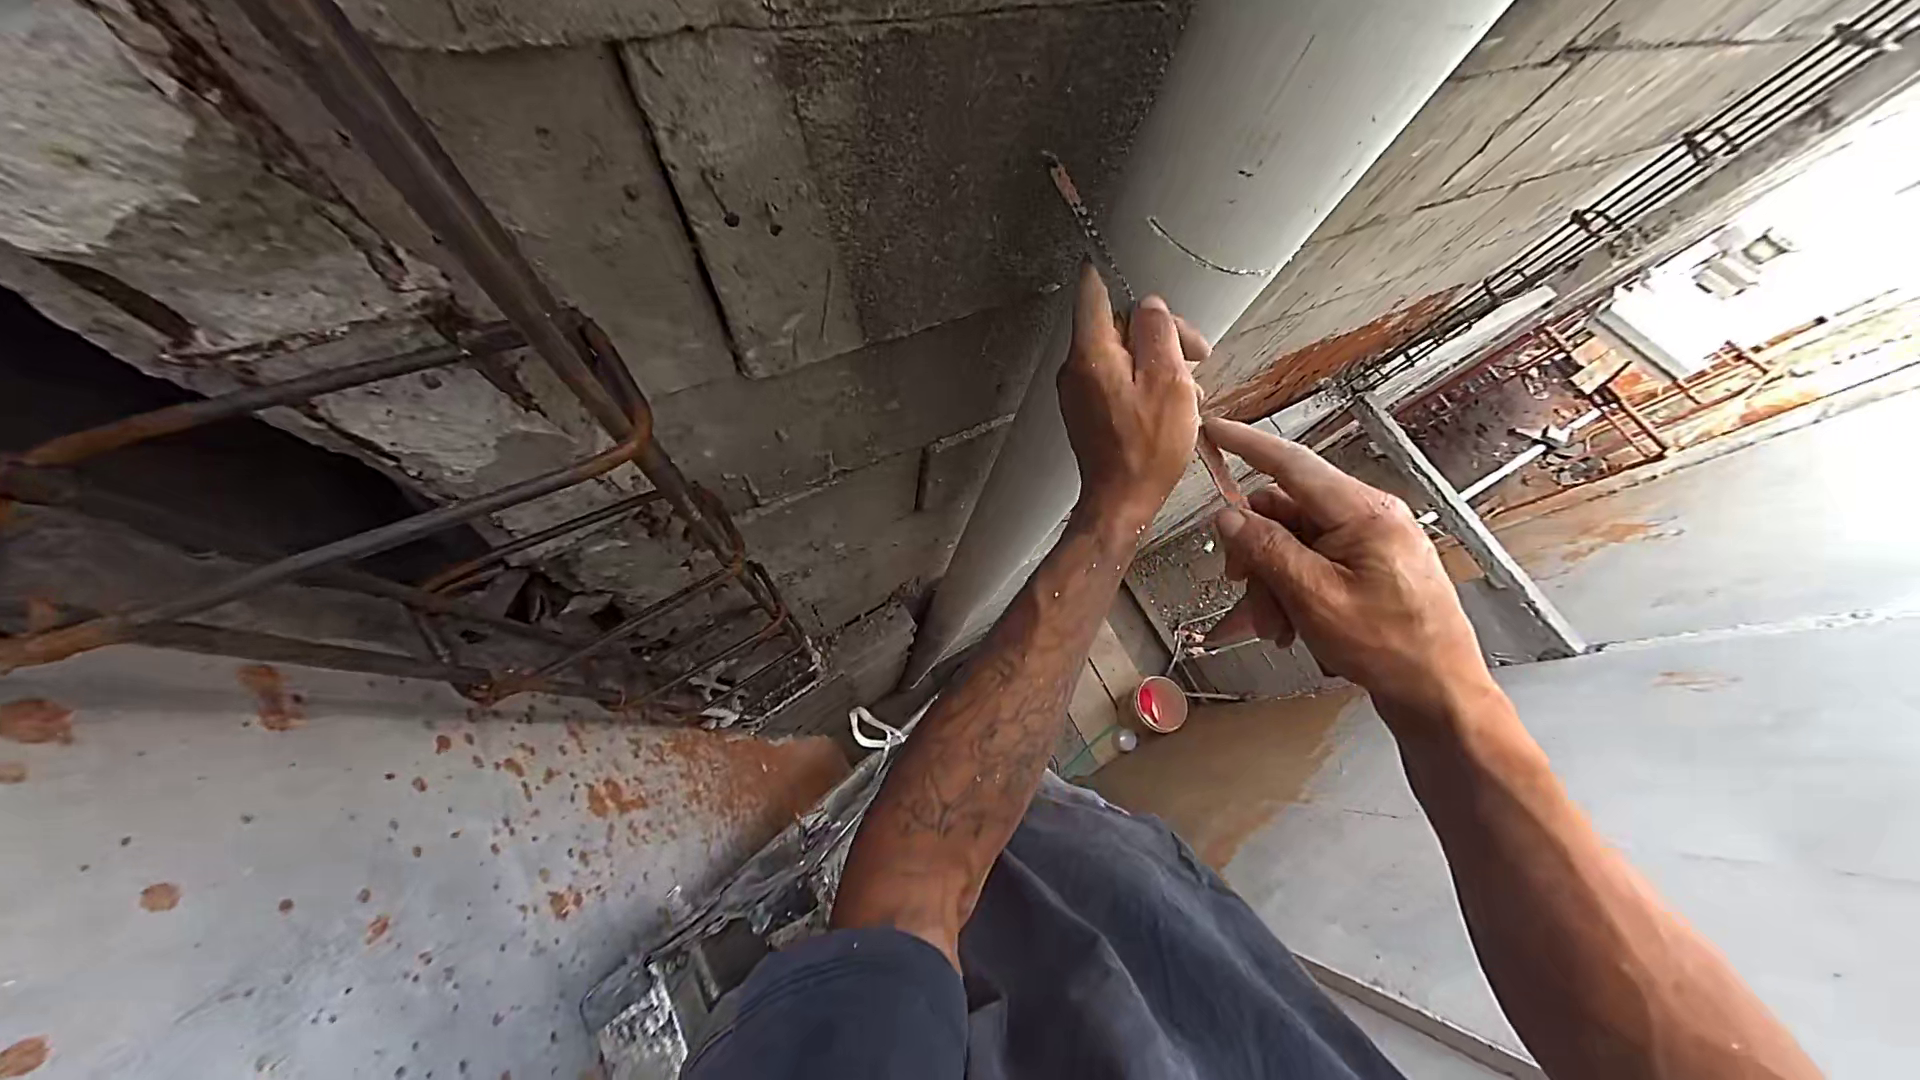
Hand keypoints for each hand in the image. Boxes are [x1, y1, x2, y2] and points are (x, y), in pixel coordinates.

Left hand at [1058, 262, 1205, 532]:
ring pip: (1119, 352)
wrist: (1121, 499)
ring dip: (1155, 360)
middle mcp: (1075, 368)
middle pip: (1115, 324)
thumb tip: (1149, 305)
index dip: (1109, 272)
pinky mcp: (1085, 408)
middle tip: (1193, 355)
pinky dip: (1141, 380)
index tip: (1116, 254)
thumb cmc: (1146, 450)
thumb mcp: (1168, 381)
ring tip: (1185, 390)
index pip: (1091, 292)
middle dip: (1156, 332)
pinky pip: (1114, 377)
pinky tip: (1166, 404)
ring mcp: (1077, 390)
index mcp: (1091, 354)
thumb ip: (1157, 332)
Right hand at [1204, 418, 1494, 727]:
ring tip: (1275, 624)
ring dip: (1271, 581)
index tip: (1215, 430)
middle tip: (1241, 589)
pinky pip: (1311, 560)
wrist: (1438, 693)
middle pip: (1284, 512)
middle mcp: (1368, 517)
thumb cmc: (1388, 646)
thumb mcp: (1313, 596)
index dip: (1247, 445)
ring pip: (1292, 541)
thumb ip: (1266, 550)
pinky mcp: (1367, 564)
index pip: (1292, 464)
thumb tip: (1228, 516)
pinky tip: (1291, 623)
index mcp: (1363, 513)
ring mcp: (1369, 541)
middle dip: (1256, 552)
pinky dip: (1291, 588)